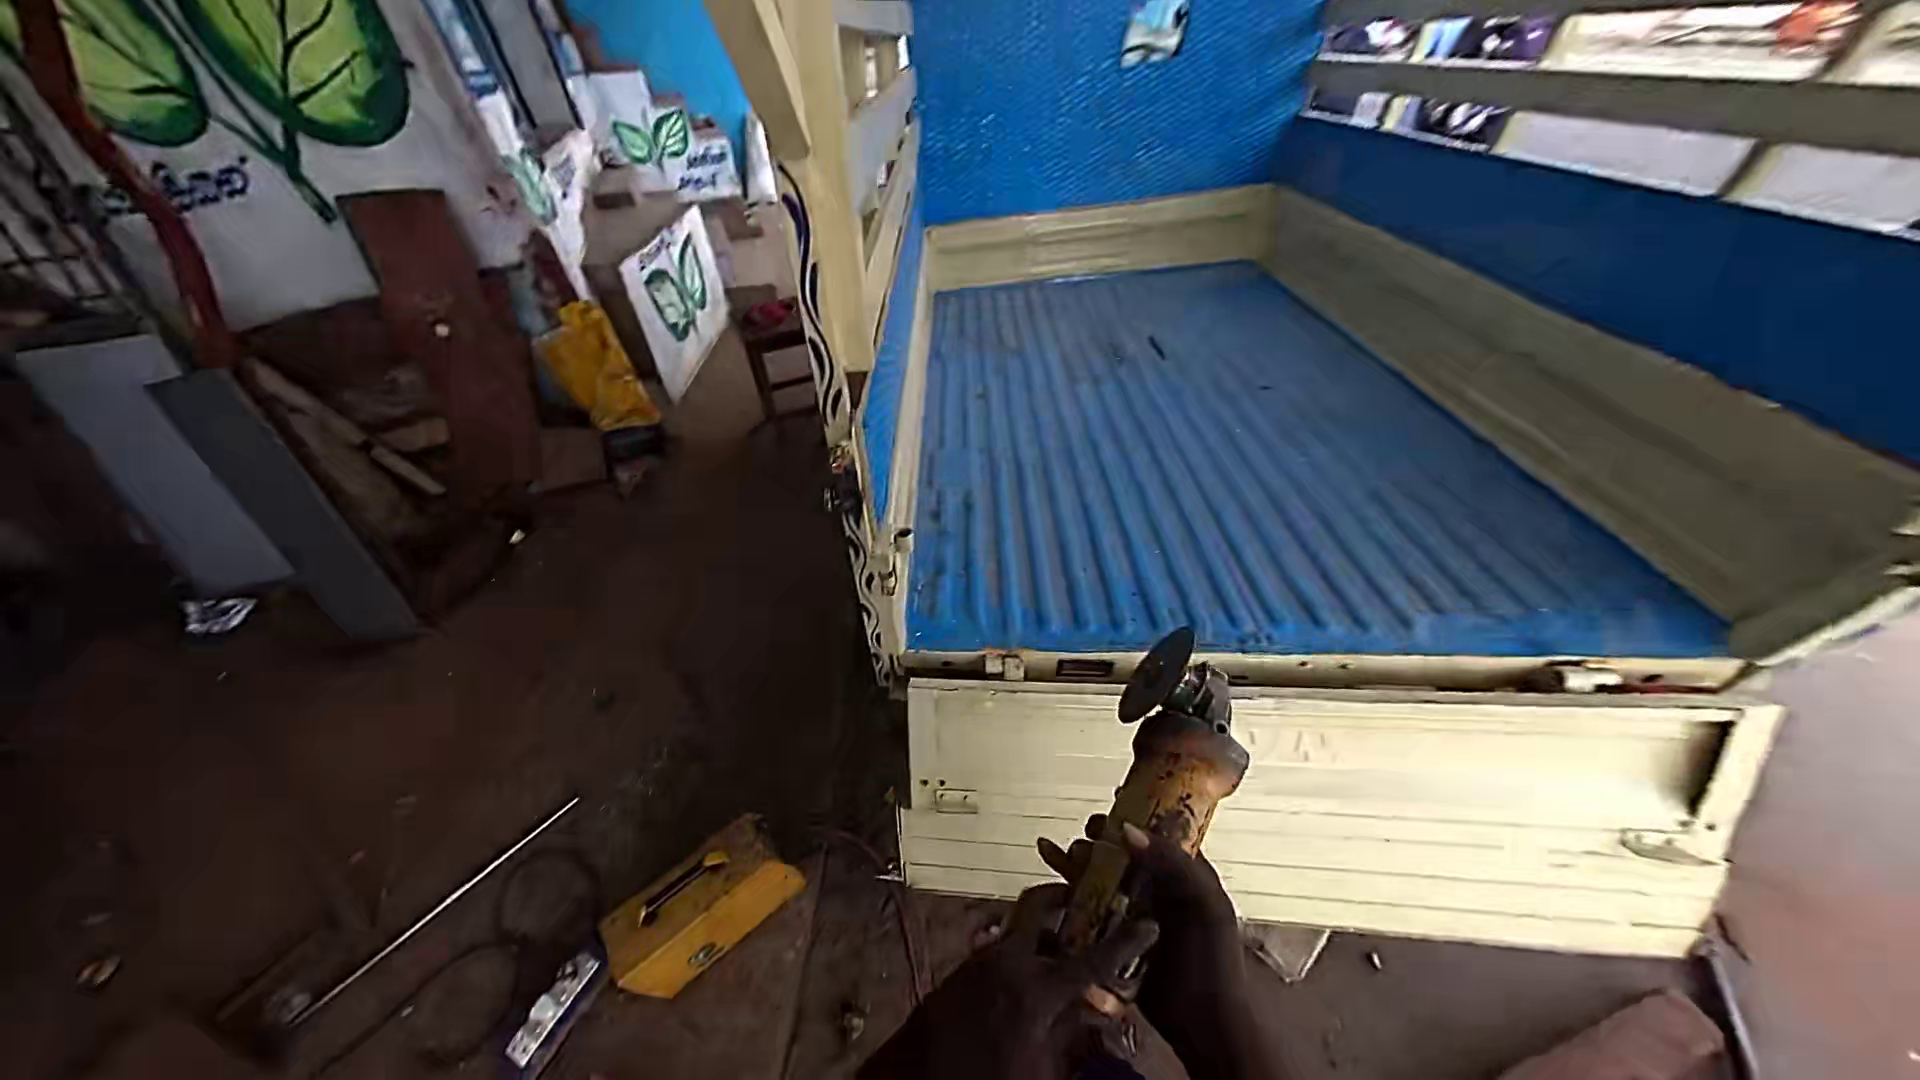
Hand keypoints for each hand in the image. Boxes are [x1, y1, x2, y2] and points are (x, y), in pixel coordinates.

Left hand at [858, 882, 1157, 1079]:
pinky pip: (1001, 943)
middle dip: (1064, 896)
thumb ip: (1069, 1039)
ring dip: (1042, 924)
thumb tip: (1097, 1015)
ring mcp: (982, 958)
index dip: (1124, 942)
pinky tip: (1030, 974)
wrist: (915, 1078)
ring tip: (1063, 941)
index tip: (1148, 924)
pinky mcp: (965, 967)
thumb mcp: (1039, 1074)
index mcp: (1035, 991)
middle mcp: (1007, 961)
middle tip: (1086, 899)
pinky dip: (1022, 947)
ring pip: (1019, 923)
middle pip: (1038, 905)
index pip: (1090, 959)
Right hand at [1039, 817, 1286, 1079]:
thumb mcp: (1205, 903)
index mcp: (1180, 870)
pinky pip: (1085, 904)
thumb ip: (1172, 861)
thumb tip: (1128, 830)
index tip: (1113, 802)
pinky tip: (1050, 873)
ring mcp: (1130, 909)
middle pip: (1117, 850)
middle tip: (1087, 837)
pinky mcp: (1111, 933)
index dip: (1132, 813)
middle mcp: (1153, 885)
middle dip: (1098, 839)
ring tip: (1058, 852)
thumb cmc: (1215, 961)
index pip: (1152, 830)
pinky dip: (1066, 886)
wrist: (1206, 1023)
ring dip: (1076, 859)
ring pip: (1096, 874)